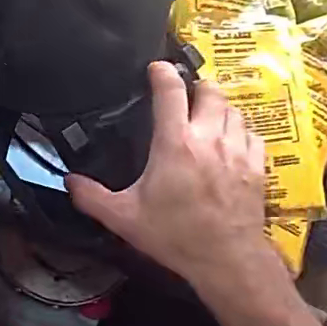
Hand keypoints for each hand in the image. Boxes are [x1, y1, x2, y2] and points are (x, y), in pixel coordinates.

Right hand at [66, 62, 283, 297]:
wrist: (226, 258)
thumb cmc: (174, 236)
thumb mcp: (124, 218)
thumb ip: (92, 197)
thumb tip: (69, 181)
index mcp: (175, 144)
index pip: (170, 91)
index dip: (162, 72)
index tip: (157, 68)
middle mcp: (209, 138)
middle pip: (209, 91)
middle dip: (196, 87)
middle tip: (185, 96)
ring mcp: (237, 150)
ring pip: (233, 110)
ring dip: (219, 108)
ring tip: (207, 117)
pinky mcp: (257, 166)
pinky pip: (252, 134)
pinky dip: (240, 131)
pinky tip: (232, 142)